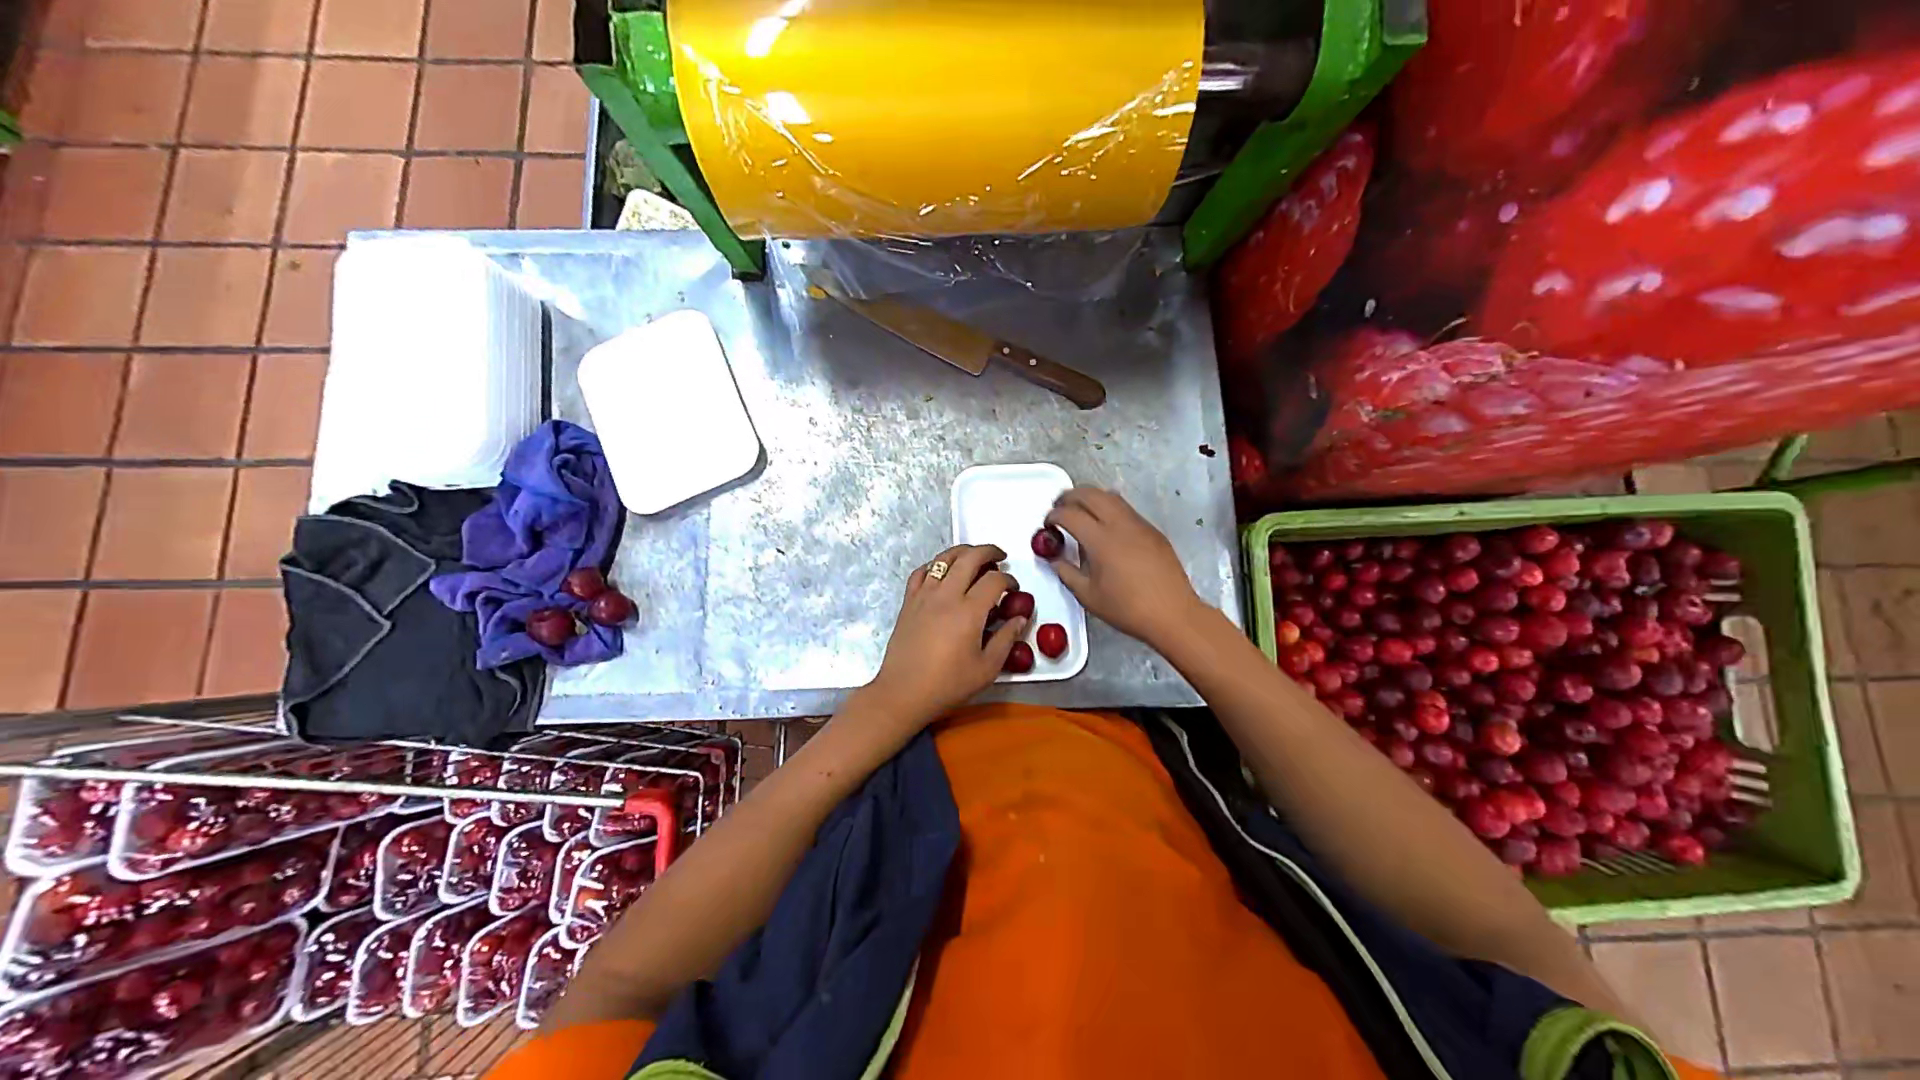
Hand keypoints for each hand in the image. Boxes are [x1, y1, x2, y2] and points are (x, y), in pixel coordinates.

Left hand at [865, 544, 1026, 728]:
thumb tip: (1019, 619)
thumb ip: (1006, 639)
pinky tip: (942, 571)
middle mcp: (946, 596)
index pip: (994, 581)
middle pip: (969, 558)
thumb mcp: (987, 668)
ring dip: (962, 552)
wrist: (904, 693)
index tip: (1013, 588)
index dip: (1009, 580)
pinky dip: (935, 565)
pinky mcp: (909, 602)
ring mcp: (924, 596)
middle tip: (999, 557)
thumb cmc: (947, 685)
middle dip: (989, 552)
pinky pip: (921, 572)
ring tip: (974, 556)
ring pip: (944, 559)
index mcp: (969, 612)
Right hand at [1045, 488, 1204, 646]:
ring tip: (1081, 509)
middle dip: (1070, 496)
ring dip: (1091, 497)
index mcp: (1100, 540)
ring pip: (1111, 497)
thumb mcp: (1088, 596)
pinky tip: (1105, 524)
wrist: (1173, 613)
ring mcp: (1139, 525)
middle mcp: (1120, 524)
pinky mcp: (1152, 531)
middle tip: (1059, 506)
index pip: (1070, 514)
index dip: (1054, 515)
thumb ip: (1067, 573)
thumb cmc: (1127, 609)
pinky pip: (1126, 509)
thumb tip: (1055, 560)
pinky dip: (1109, 507)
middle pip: (1091, 494)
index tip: (1048, 523)